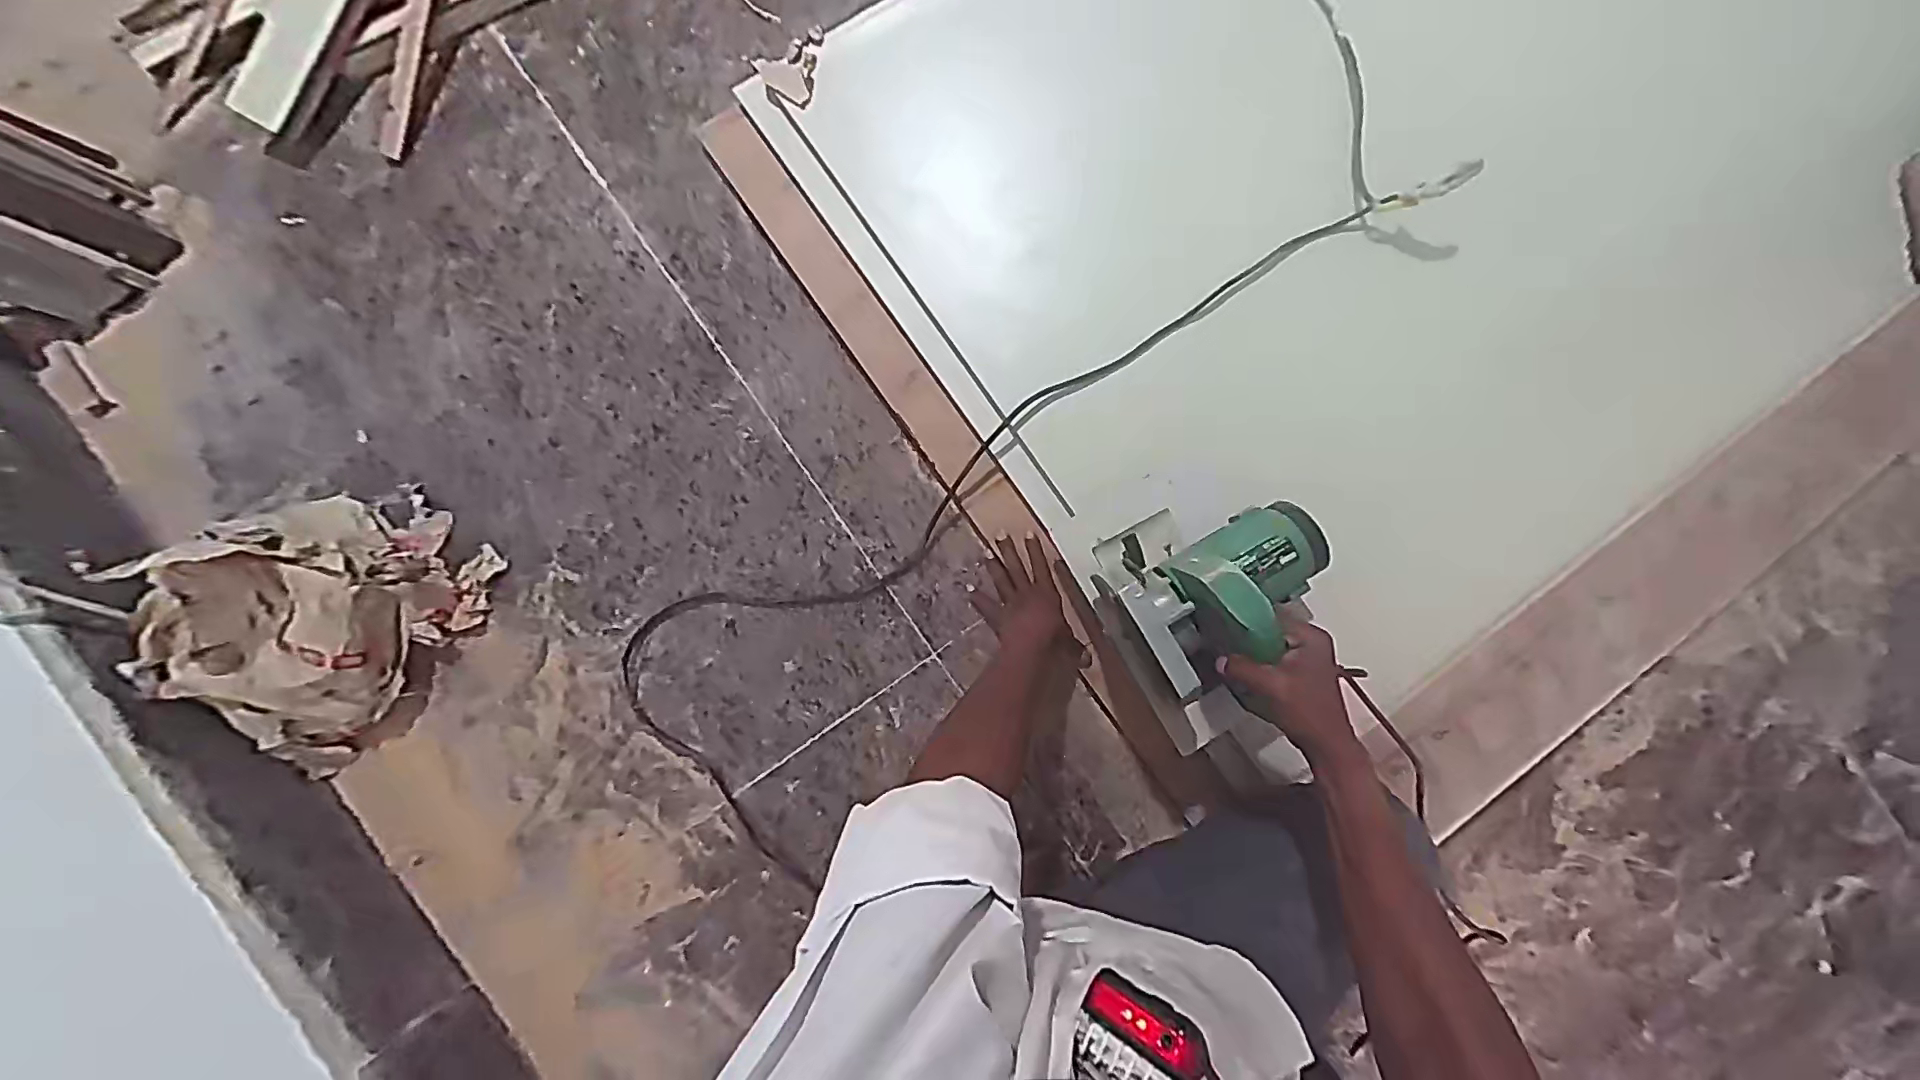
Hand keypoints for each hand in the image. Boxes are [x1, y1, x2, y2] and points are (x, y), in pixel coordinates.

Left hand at [971, 535, 1080, 658]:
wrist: (1030, 650)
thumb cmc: (1054, 643)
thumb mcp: (1070, 646)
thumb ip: (1074, 649)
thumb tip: (1085, 659)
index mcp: (1048, 594)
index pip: (1042, 568)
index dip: (1035, 550)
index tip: (1028, 533)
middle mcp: (1027, 594)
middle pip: (1016, 567)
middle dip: (1008, 550)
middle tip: (1000, 534)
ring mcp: (1010, 605)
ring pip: (1001, 581)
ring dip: (994, 567)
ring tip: (987, 552)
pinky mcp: (998, 618)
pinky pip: (987, 606)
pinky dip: (978, 598)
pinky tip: (970, 589)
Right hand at [1217, 616, 1362, 765]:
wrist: (1326, 744)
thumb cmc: (1307, 713)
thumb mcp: (1270, 686)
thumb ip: (1242, 668)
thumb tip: (1220, 660)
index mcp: (1311, 637)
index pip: (1273, 614)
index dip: (1247, 616)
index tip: (1223, 618)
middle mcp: (1312, 642)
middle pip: (1270, 629)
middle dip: (1246, 634)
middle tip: (1222, 636)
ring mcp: (1307, 657)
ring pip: (1270, 644)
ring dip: (1251, 649)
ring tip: (1228, 651)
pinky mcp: (1300, 672)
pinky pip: (1273, 657)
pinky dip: (1258, 661)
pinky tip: (1242, 668)